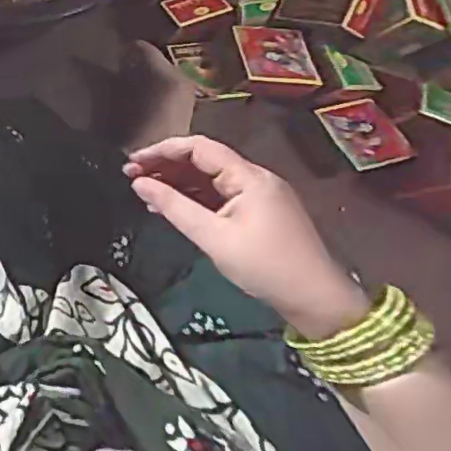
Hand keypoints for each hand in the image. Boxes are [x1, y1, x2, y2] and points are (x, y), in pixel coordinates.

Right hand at [125, 135, 367, 338]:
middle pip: (202, 160)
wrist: (319, 303)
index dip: (162, 150)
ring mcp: (258, 195)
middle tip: (132, 176)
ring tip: (144, 191)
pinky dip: (192, 197)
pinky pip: (218, 194)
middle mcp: (255, 178)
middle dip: (165, 165)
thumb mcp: (213, 237)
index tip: (134, 162)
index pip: (199, 147)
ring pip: (208, 178)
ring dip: (175, 181)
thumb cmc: (266, 266)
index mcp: (249, 177)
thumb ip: (173, 206)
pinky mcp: (258, 212)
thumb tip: (138, 184)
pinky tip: (169, 206)